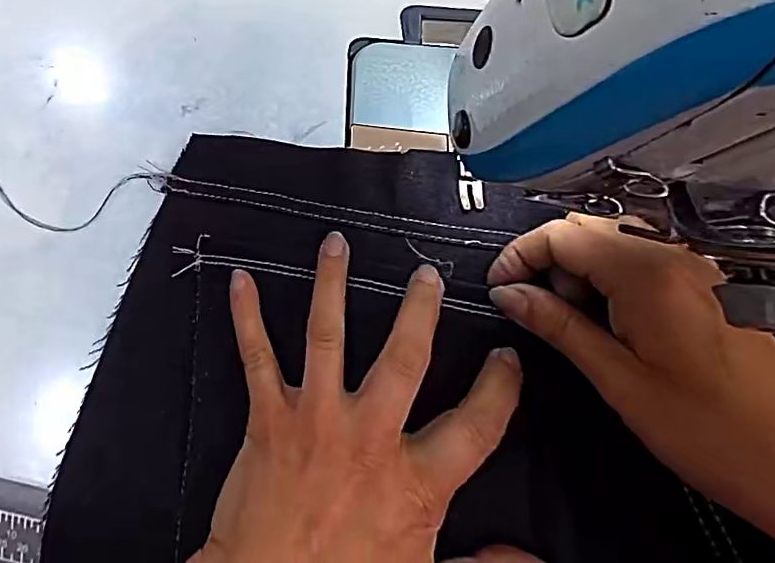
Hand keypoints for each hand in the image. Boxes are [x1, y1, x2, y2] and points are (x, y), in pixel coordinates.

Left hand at [192, 231, 524, 562]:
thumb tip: (534, 562)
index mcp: (412, 480)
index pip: (474, 426)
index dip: (498, 390)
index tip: (506, 357)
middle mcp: (367, 437)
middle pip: (404, 358)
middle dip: (419, 311)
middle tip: (426, 275)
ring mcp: (315, 420)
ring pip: (327, 335)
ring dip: (331, 283)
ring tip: (336, 243)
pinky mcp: (269, 418)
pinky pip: (256, 357)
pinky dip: (246, 317)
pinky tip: (241, 281)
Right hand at [487, 214, 774, 562]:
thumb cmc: (718, 433)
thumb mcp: (621, 382)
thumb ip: (559, 327)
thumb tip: (510, 294)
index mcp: (646, 270)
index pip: (561, 233)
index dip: (520, 254)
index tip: (499, 285)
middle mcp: (671, 253)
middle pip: (586, 228)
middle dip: (549, 260)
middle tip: (534, 308)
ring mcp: (694, 264)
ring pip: (613, 242)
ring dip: (581, 269)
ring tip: (575, 322)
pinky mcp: (708, 282)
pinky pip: (643, 258)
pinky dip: (613, 277)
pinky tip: (615, 321)